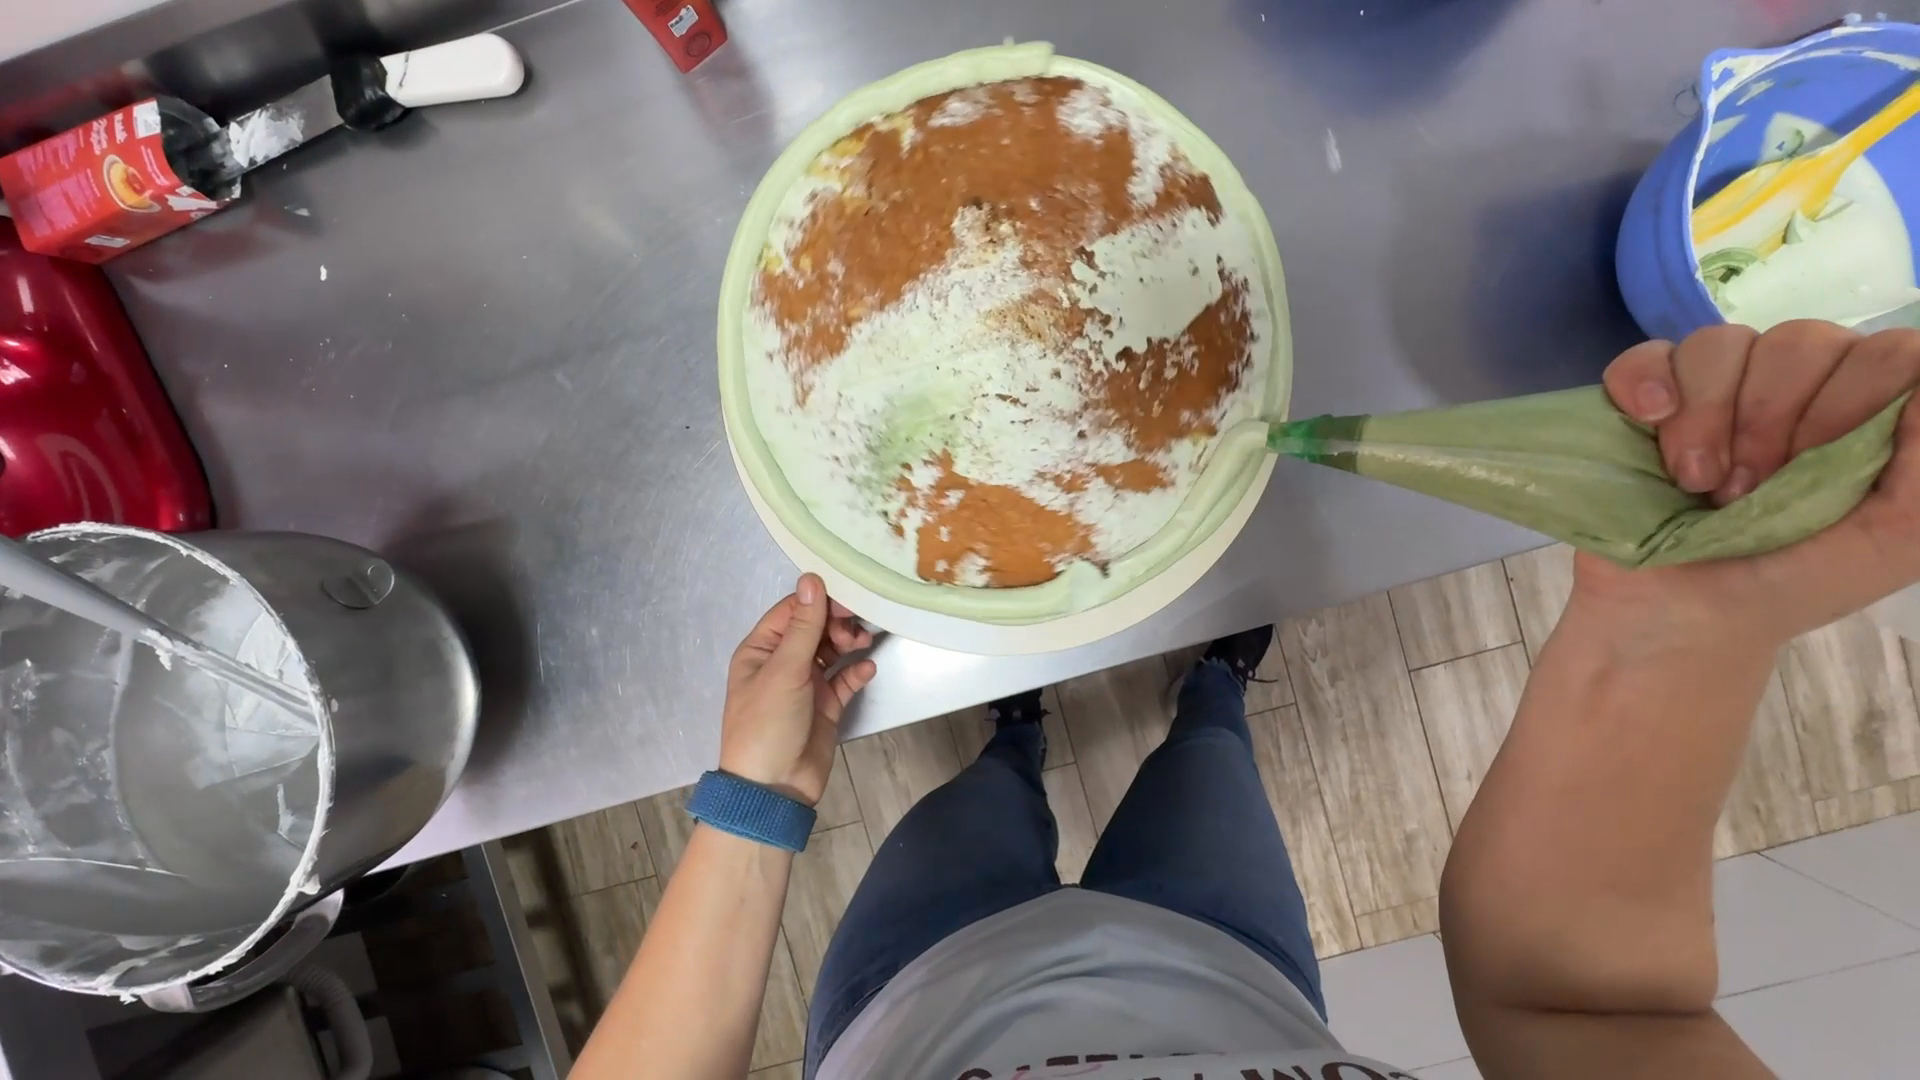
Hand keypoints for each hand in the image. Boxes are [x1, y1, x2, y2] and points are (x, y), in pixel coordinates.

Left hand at [718, 574, 875, 805]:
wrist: (773, 788)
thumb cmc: (768, 722)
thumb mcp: (784, 670)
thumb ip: (804, 625)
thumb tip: (812, 578)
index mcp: (761, 650)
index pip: (793, 611)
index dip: (820, 602)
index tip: (848, 600)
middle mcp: (783, 662)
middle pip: (815, 628)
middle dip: (837, 623)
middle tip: (856, 629)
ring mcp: (805, 685)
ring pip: (832, 651)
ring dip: (849, 644)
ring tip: (863, 645)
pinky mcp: (826, 706)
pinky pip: (844, 680)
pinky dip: (856, 672)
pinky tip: (866, 671)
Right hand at [1578, 320, 1919, 646]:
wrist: (1671, 617)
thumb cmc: (1785, 585)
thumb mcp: (1897, 539)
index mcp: (1863, 416)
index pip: (1888, 353)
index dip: (1851, 400)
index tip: (1812, 467)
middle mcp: (1791, 392)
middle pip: (1799, 341)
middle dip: (1767, 419)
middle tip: (1743, 490)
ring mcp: (1708, 395)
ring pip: (1718, 344)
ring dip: (1703, 416)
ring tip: (1691, 481)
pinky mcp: (1635, 406)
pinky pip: (1643, 358)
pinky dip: (1644, 382)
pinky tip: (1648, 420)